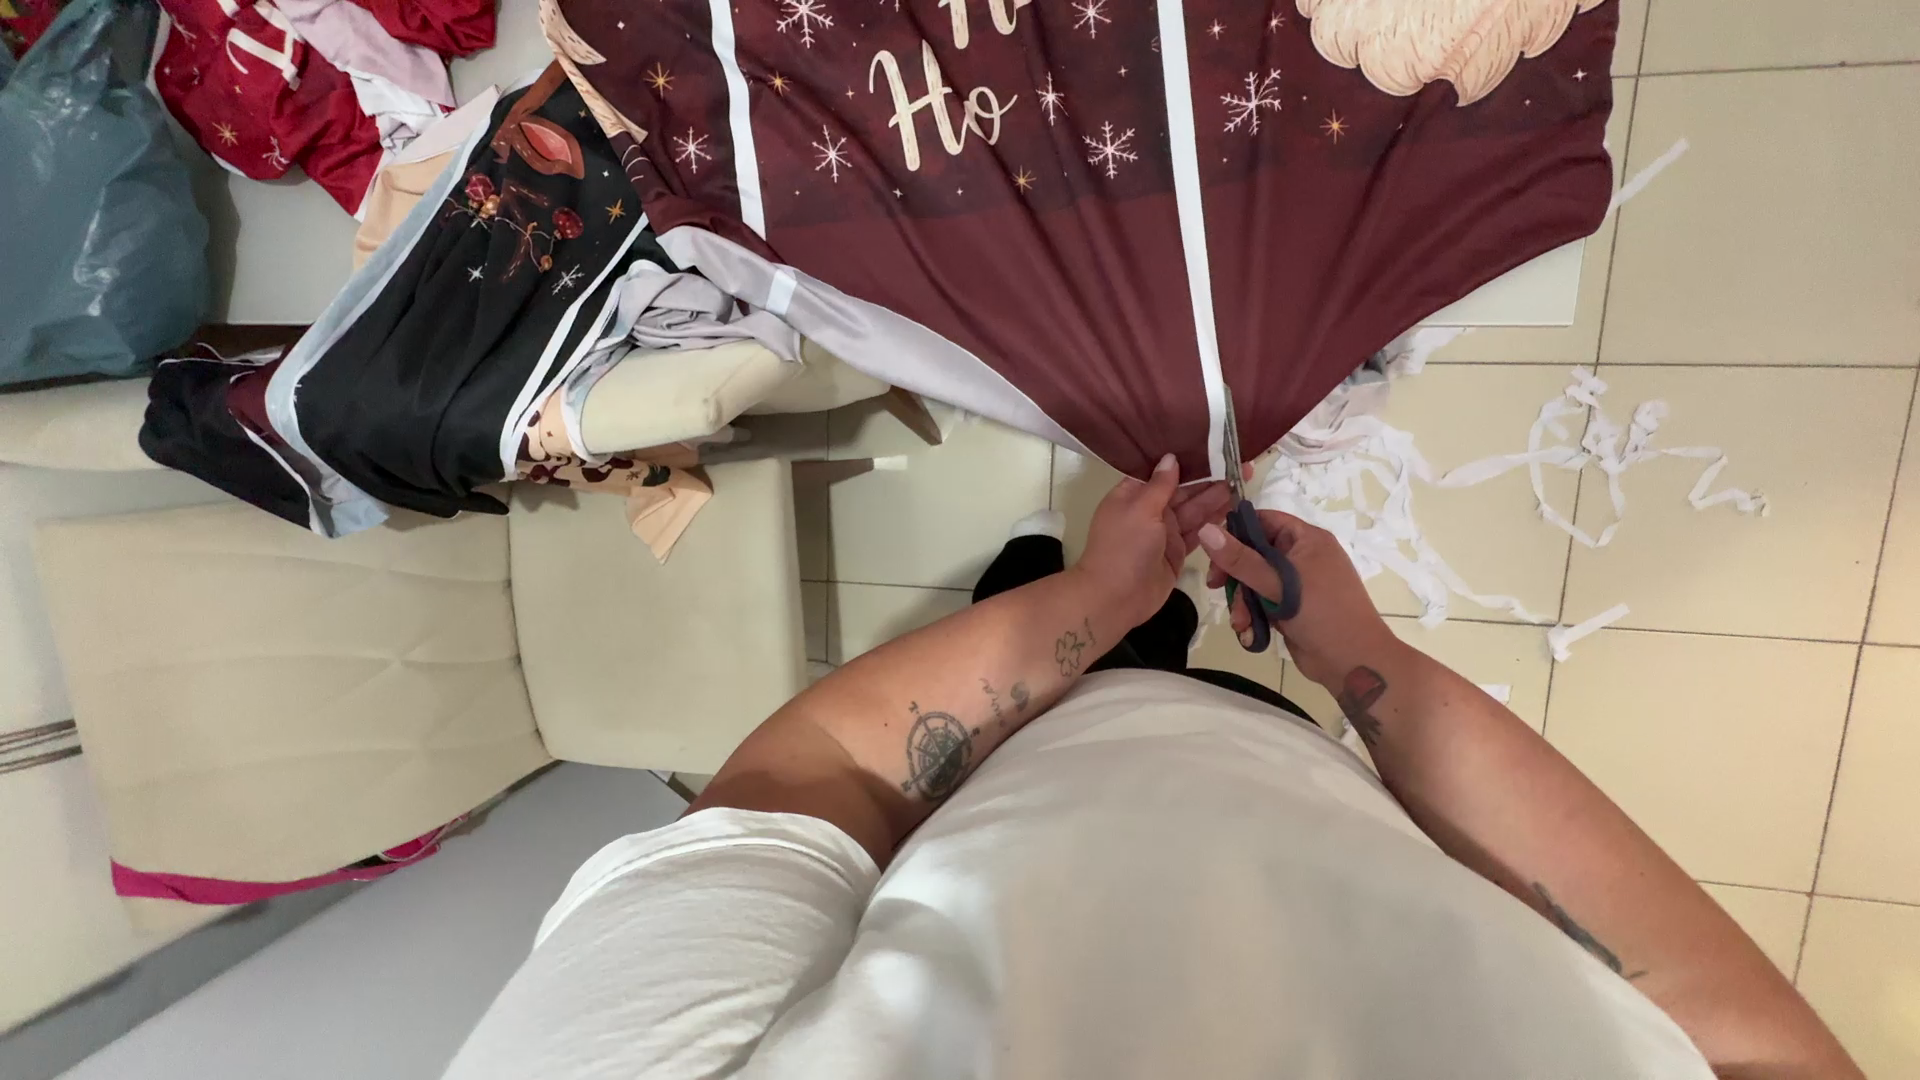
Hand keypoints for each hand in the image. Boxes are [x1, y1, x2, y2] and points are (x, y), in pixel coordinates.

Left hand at [1076, 454, 1233, 628]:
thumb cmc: (1123, 548)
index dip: (1187, 459)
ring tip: (1245, 479)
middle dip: (1210, 478)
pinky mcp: (1177, 552)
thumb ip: (1159, 485)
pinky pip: (1199, 532)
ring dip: (1217, 497)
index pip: (1162, 471)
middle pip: (1183, 490)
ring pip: (1194, 510)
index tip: (1213, 445)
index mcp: (1133, 494)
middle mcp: (1149, 511)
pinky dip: (1215, 522)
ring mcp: (1164, 533)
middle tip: (1241, 463)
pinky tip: (1235, 506)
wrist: (1115, 598)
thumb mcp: (1139, 509)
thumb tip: (1170, 457)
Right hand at [1197, 509, 1402, 687]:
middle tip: (1216, 588)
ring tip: (1241, 622)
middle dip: (1235, 576)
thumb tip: (1204, 530)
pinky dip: (1253, 615)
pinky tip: (1250, 631)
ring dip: (1242, 601)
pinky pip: (1262, 601)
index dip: (1235, 533)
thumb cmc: (1322, 614)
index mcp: (1307, 540)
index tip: (1215, 555)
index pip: (1263, 521)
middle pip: (1253, 553)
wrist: (1353, 662)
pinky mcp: (1291, 607)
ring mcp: (1297, 583)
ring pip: (1254, 581)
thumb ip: (1239, 559)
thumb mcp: (1277, 583)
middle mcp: (1301, 557)